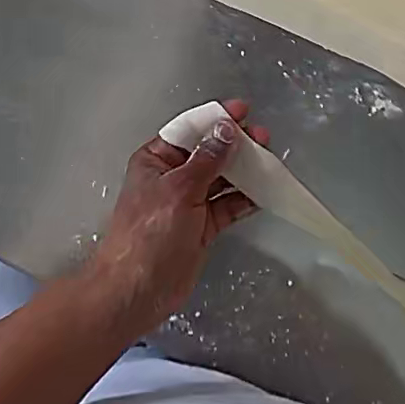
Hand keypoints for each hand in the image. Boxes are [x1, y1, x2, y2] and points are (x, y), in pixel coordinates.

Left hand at [79, 100, 269, 337]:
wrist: (135, 293)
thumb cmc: (149, 234)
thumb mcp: (179, 189)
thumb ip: (208, 159)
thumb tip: (227, 129)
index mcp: (157, 159)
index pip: (190, 130)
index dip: (215, 118)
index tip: (242, 110)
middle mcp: (173, 176)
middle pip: (209, 151)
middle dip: (235, 143)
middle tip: (262, 137)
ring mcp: (189, 201)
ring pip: (222, 177)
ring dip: (244, 169)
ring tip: (268, 159)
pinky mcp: (202, 226)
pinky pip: (228, 204)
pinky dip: (245, 197)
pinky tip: (264, 190)